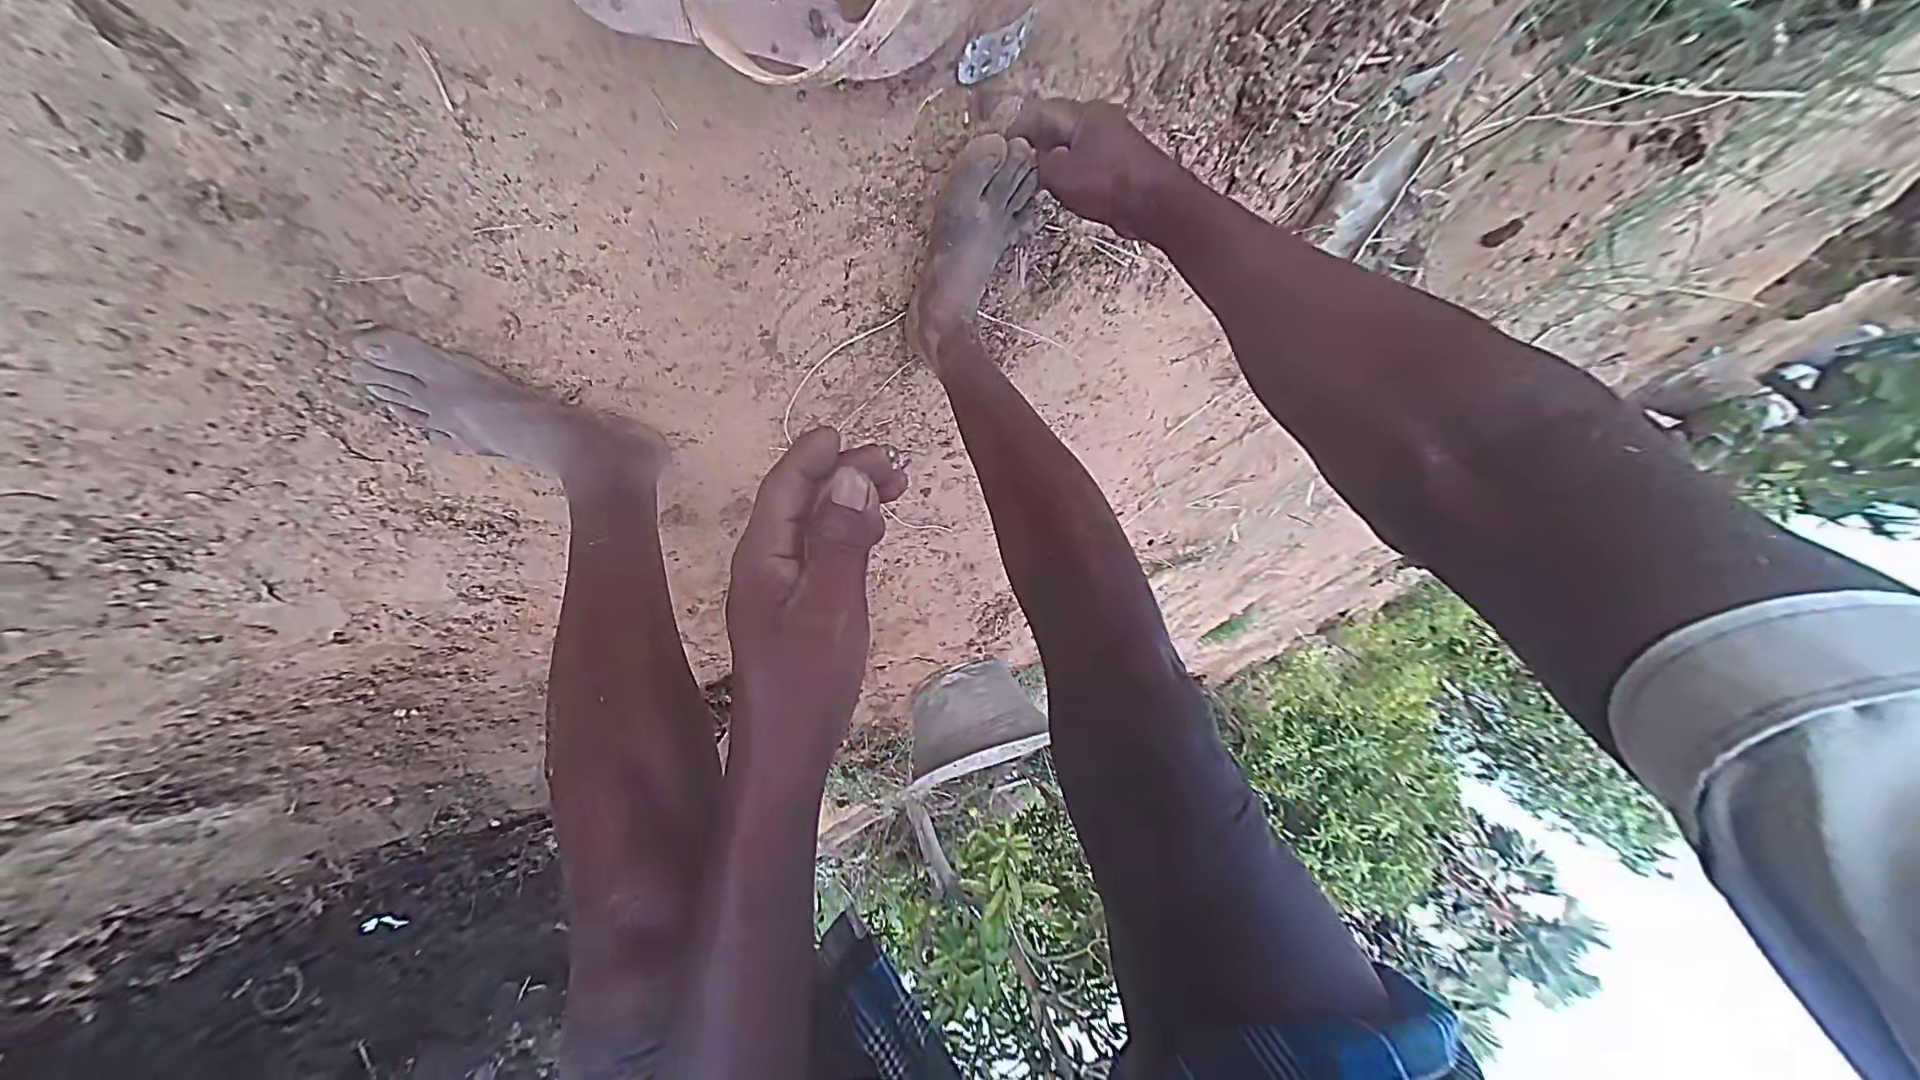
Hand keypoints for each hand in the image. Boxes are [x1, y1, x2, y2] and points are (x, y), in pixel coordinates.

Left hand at [725, 428, 906, 769]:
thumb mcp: (830, 606)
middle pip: (801, 502)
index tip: (848, 435)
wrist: (788, 749)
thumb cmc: (808, 681)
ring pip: (814, 526)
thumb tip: (851, 478)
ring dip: (850, 501)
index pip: (784, 488)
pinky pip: (823, 552)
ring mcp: (781, 586)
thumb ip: (839, 541)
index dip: (814, 456)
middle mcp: (766, 564)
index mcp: (761, 556)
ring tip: (894, 489)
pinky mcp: (799, 605)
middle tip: (893, 465)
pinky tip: (871, 531)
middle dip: (843, 475)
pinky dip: (849, 532)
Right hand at [1008, 98, 1191, 239]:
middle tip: (1014, 172)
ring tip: (1033, 184)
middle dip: (1033, 147)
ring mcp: (1111, 139)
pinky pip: (1084, 161)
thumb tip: (1027, 159)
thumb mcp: (1060, 175)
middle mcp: (1098, 118)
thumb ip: (1036, 164)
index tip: (1000, 154)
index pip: (1039, 112)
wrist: (1155, 204)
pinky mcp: (1118, 162)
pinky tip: (1061, 191)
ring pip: (1069, 146)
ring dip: (1051, 162)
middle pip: (1055, 128)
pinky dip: (1069, 172)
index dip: (1016, 132)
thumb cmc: (1107, 184)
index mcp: (1082, 113)